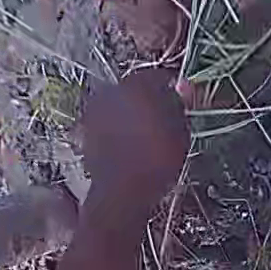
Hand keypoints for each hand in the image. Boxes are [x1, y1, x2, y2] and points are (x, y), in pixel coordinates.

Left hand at [77, 69, 188, 231]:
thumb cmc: (156, 160)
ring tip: (146, 138)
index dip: (170, 89)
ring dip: (130, 116)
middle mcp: (112, 92)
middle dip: (147, 102)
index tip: (178, 103)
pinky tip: (129, 149)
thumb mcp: (180, 132)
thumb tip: (183, 87)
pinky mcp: (87, 134)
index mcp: (137, 85)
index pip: (157, 77)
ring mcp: (95, 113)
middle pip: (134, 90)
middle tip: (163, 121)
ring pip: (119, 107)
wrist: (122, 192)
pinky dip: (117, 132)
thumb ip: (180, 105)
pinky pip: (107, 126)